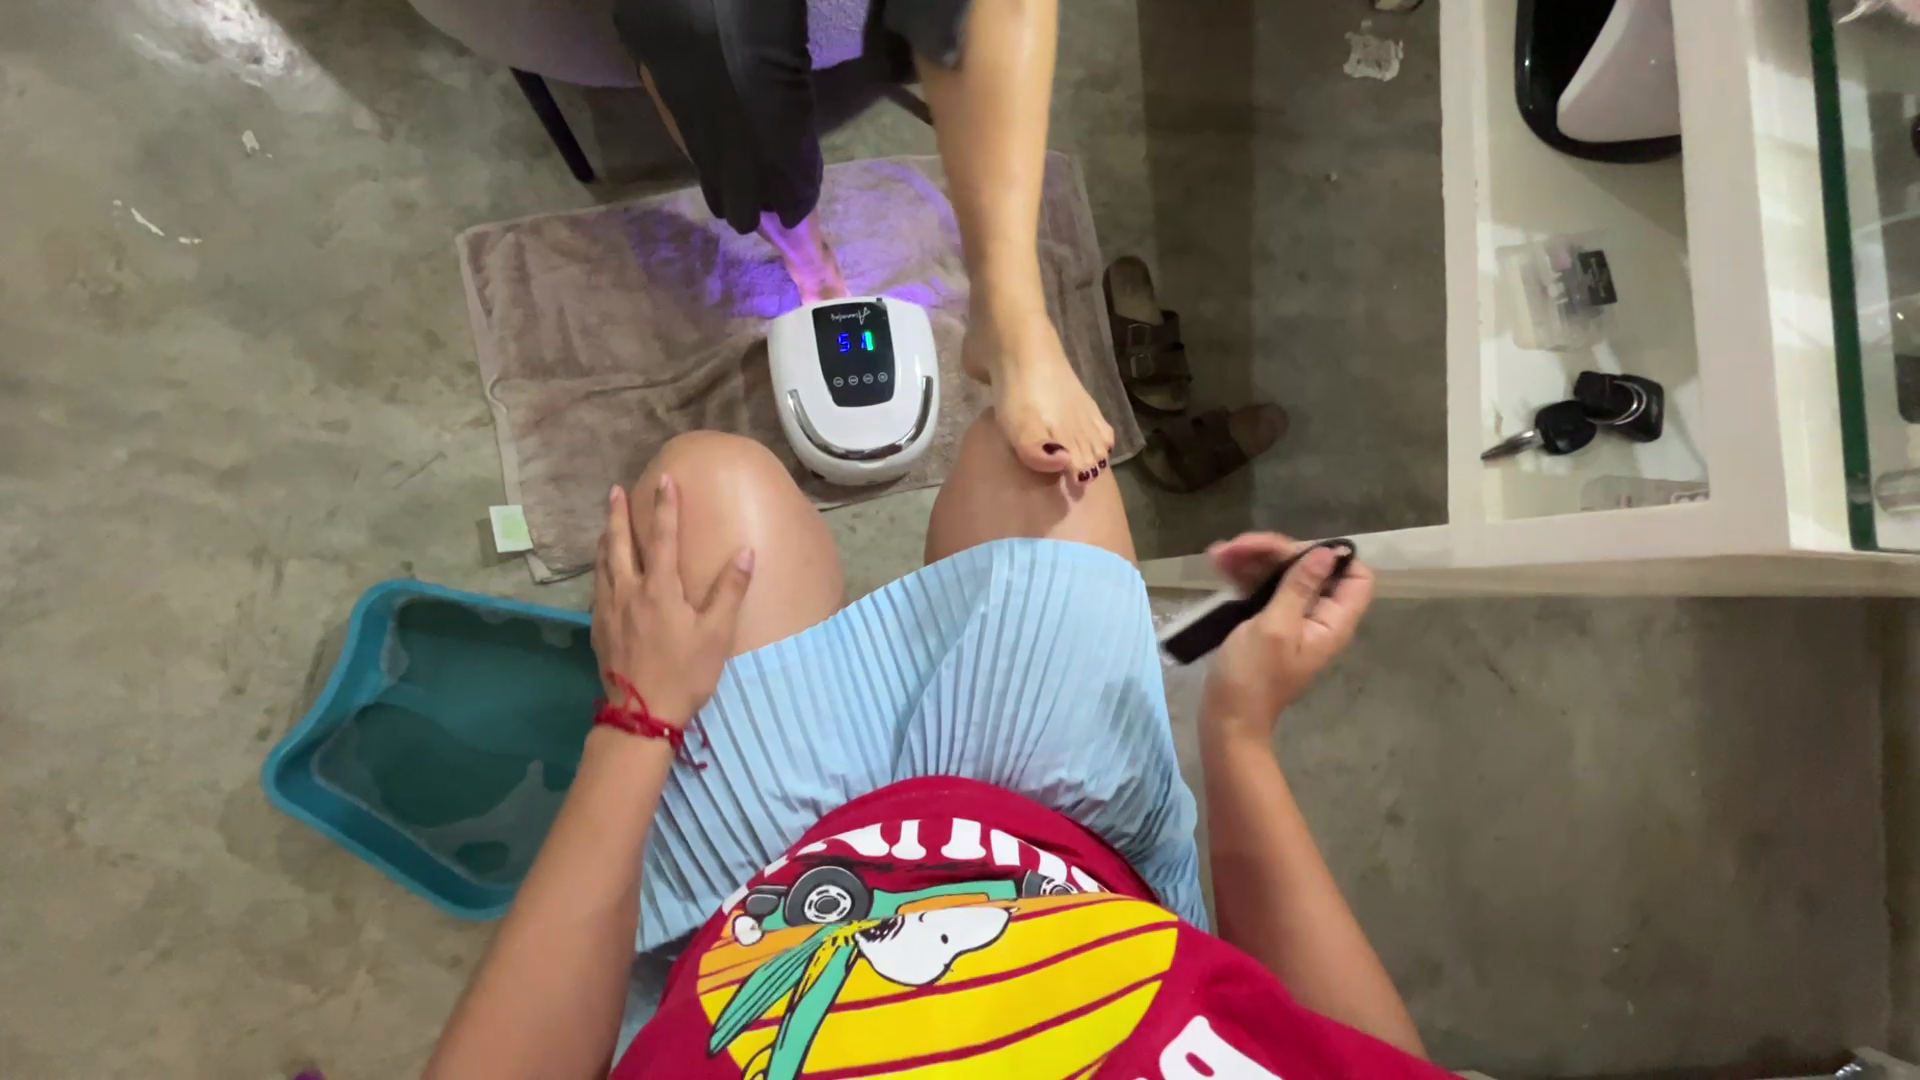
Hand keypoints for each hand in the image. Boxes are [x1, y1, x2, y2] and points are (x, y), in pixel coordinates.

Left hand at [591, 477, 754, 725]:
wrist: (641, 714)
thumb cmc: (685, 672)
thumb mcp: (717, 633)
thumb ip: (729, 590)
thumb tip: (746, 552)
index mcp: (659, 589)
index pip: (662, 537)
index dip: (665, 507)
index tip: (665, 480)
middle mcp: (629, 591)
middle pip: (618, 544)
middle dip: (618, 514)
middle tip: (616, 490)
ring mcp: (609, 610)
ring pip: (602, 564)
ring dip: (604, 538)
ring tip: (605, 523)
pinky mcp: (598, 629)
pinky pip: (596, 587)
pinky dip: (599, 568)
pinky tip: (603, 572)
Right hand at [1200, 533, 1374, 743]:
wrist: (1226, 715)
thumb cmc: (1253, 675)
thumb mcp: (1275, 627)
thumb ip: (1299, 588)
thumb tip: (1328, 553)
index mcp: (1331, 621)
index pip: (1356, 578)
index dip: (1330, 556)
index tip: (1291, 550)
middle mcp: (1316, 616)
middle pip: (1309, 568)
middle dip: (1274, 552)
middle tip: (1236, 546)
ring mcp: (1289, 618)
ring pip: (1280, 574)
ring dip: (1250, 560)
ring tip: (1218, 553)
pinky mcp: (1264, 621)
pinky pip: (1259, 588)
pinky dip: (1241, 574)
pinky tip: (1217, 563)